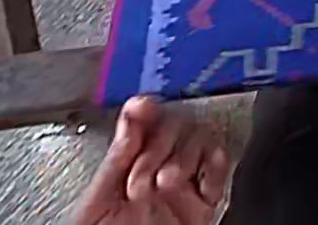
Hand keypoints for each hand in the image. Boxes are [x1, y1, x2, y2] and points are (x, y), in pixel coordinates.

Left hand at [75, 97, 230, 224]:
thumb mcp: (96, 209)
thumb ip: (116, 158)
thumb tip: (134, 108)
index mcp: (124, 169)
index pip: (144, 121)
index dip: (147, 109)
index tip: (143, 107)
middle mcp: (155, 171)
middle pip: (176, 124)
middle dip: (161, 145)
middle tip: (142, 178)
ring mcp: (182, 186)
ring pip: (201, 139)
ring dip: (186, 155)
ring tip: (166, 183)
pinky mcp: (205, 203)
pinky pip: (221, 167)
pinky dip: (216, 168)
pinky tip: (200, 184)